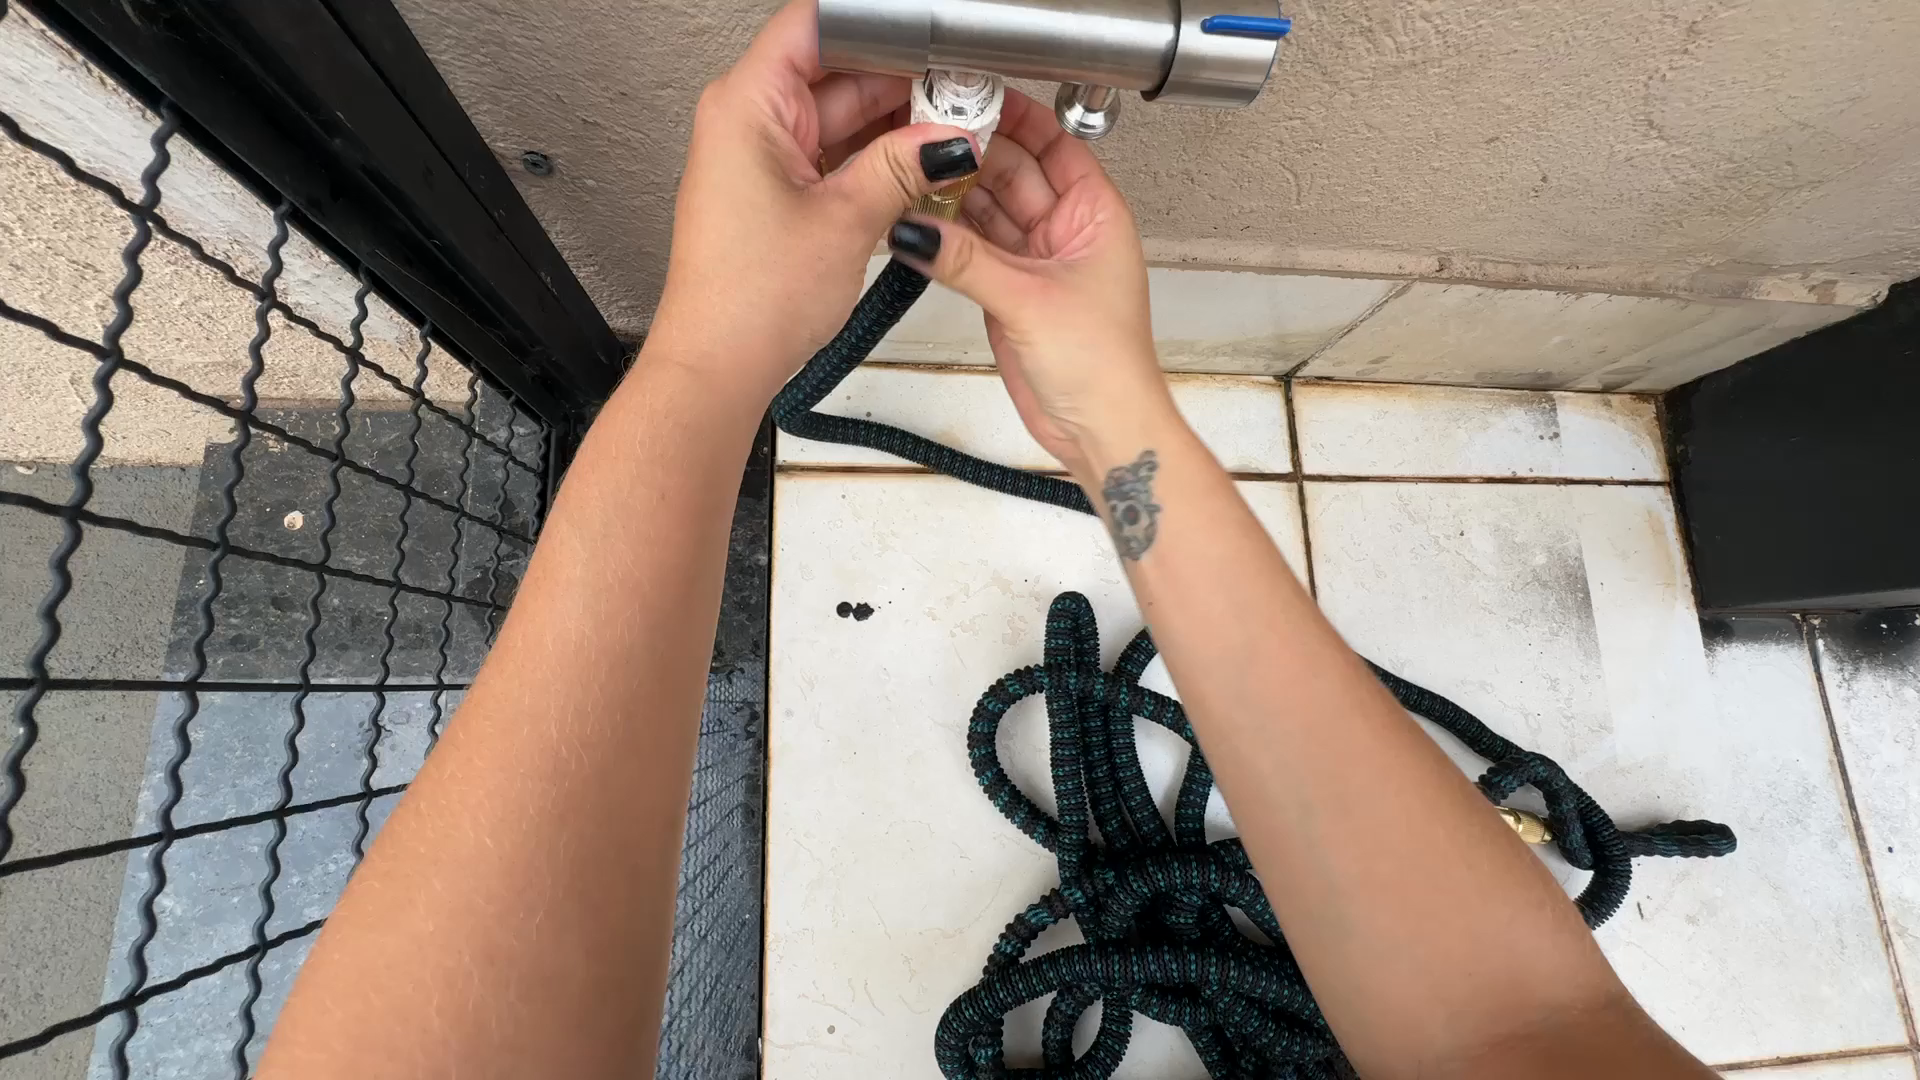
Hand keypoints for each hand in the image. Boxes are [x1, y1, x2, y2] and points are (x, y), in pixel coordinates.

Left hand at [646, 0, 981, 402]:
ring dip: (887, 134)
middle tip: (955, 106)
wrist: (721, 365)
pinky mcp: (773, 202)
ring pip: (835, 125)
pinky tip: (909, 178)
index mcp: (749, 105)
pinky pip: (827, 166)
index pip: (816, 27)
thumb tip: (947, 141)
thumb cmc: (752, 299)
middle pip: (833, 76)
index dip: (879, 30)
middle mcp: (748, 125)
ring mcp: (760, 165)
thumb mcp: (845, 221)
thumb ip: (900, 169)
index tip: (930, 46)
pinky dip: (868, 169)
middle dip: (898, 87)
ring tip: (942, 145)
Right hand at [884, 88, 1168, 475]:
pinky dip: (948, 244)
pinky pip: (974, 257)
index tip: (968, 98)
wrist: (1097, 427)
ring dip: (954, 202)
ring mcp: (1034, 266)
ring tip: (910, 180)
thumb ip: (967, 261)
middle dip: (971, 158)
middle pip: (1013, 176)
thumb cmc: (1103, 364)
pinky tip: (919, 227)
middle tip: (921, 141)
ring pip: (988, 217)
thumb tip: (915, 229)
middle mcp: (1064, 234)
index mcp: (1094, 215)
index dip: (1014, 119)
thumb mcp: (1031, 299)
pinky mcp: (1009, 298)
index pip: (1053, 145)